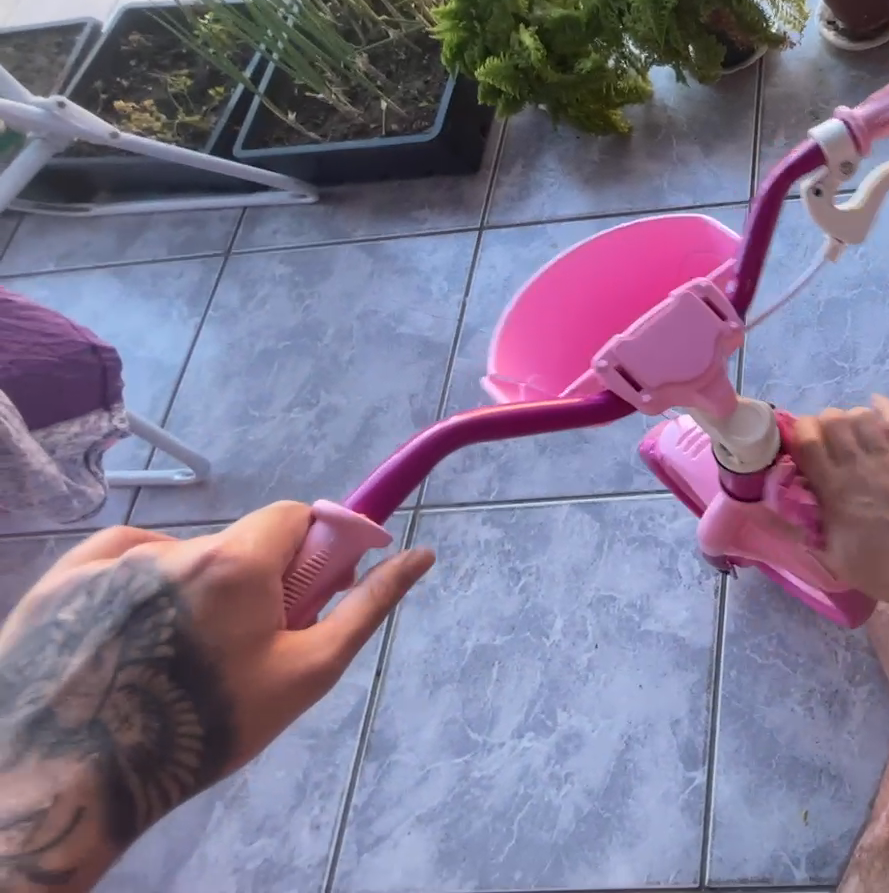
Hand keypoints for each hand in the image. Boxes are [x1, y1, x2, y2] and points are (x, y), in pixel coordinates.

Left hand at [0, 502, 433, 890]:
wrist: (61, 788)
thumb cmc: (208, 725)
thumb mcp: (310, 668)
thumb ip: (369, 603)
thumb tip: (423, 554)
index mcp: (236, 562)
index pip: (294, 515)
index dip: (316, 544)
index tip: (316, 586)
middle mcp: (170, 550)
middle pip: (241, 541)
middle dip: (262, 574)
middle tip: (255, 635)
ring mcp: (101, 569)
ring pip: (182, 554)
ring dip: (202, 583)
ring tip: (186, 648)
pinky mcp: (50, 591)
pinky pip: (116, 555)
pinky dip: (142, 573)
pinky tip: (139, 618)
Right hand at [789, 395, 888, 605]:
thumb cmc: (882, 570)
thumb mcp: (834, 556)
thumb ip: (812, 528)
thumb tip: (796, 509)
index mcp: (834, 490)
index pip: (807, 440)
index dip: (801, 431)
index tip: (803, 440)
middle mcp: (859, 465)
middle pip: (834, 420)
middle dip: (826, 422)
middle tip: (830, 437)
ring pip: (863, 416)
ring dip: (853, 418)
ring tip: (856, 431)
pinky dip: (884, 408)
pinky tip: (877, 407)